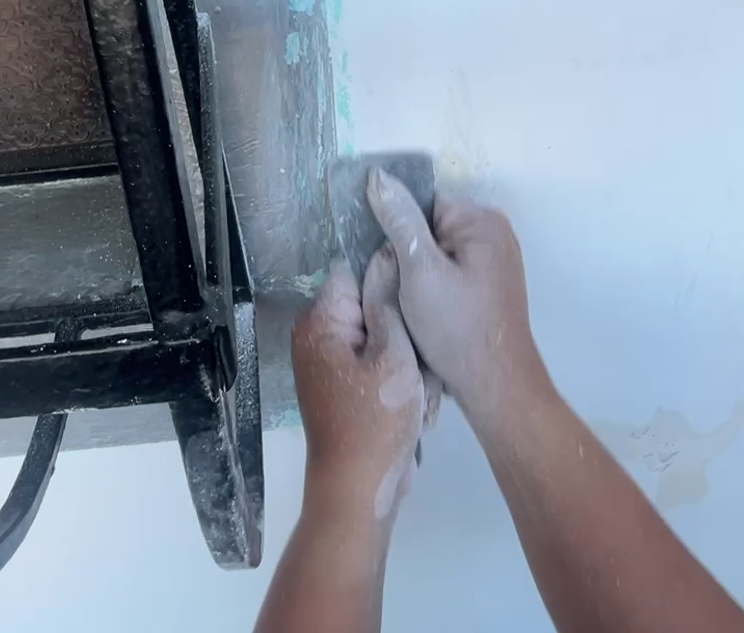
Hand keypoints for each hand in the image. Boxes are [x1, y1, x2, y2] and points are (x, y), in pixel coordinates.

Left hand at [291, 252, 426, 522]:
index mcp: (320, 322)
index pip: (353, 272)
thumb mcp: (392, 354)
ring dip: (407, 358)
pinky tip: (418, 402)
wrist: (361, 491)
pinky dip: (399, 378)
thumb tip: (385, 252)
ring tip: (423, 388)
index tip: (419, 289)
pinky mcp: (346, 385)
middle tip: (425, 358)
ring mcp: (331, 362)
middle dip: (402, 327)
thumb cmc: (376, 420)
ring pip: (381, 336)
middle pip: (369, 305)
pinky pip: (377, 363)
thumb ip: (387, 301)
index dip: (387, 275)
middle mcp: (318, 336)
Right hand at [367, 170, 543, 418]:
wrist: (495, 387)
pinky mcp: (490, 286)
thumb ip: (398, 220)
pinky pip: (448, 273)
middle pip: (428, 228)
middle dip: (407, 255)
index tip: (389, 264)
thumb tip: (377, 175)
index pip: (422, 204)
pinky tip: (426, 313)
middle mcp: (494, 233)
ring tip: (412, 305)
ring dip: (417, 275)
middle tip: (399, 289)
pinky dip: (432, 288)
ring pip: (435, 253)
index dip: (399, 231)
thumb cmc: (457, 328)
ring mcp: (494, 261)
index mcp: (482, 221)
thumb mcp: (419, 270)